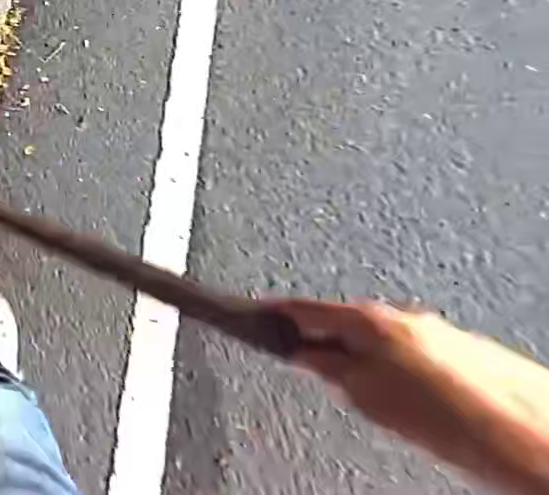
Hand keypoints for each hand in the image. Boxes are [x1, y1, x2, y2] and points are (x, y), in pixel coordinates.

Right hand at [268, 299, 548, 494]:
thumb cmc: (475, 431)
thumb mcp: (369, 399)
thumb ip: (323, 367)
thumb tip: (301, 353)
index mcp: (371, 317)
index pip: (296, 307)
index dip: (267, 315)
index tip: (249, 319)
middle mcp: (409, 317)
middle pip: (346, 325)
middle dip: (334, 348)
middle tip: (332, 379)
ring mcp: (453, 336)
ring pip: (391, 344)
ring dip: (382, 366)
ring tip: (402, 409)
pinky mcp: (490, 360)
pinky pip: (432, 360)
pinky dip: (423, 380)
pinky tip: (441, 412)